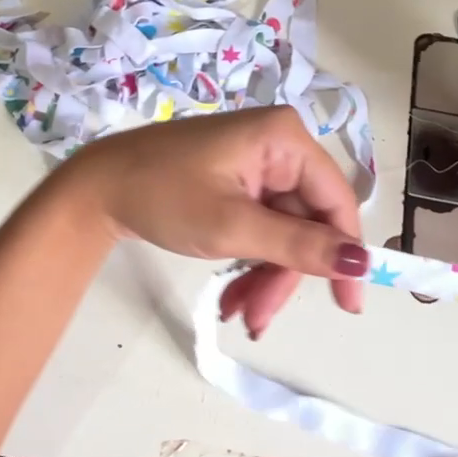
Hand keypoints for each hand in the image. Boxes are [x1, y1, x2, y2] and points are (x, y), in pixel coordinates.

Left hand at [58, 107, 368, 338]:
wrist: (96, 189)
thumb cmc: (163, 195)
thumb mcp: (232, 226)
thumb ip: (299, 244)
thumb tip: (360, 260)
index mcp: (285, 138)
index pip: (335, 198)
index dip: (345, 252)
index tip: (347, 305)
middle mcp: (279, 144)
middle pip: (308, 220)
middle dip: (286, 273)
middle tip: (259, 319)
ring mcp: (258, 162)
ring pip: (286, 230)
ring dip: (267, 275)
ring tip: (240, 313)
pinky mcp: (240, 180)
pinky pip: (263, 225)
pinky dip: (252, 261)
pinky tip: (233, 296)